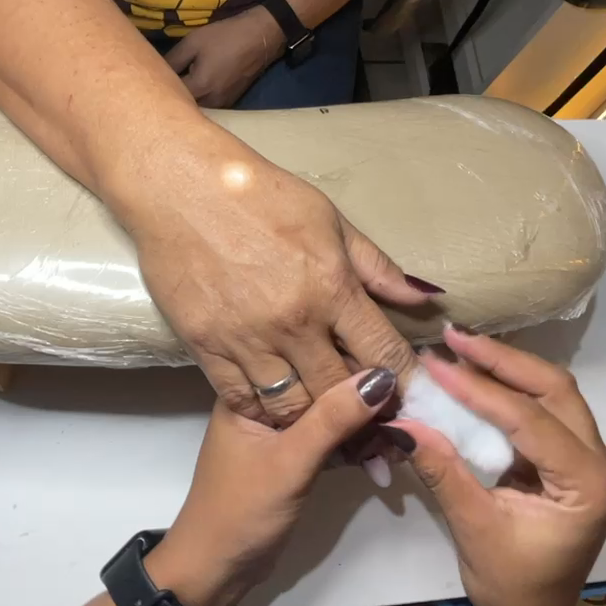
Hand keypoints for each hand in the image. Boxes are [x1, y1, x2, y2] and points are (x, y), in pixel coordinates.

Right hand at [122, 135, 434, 425]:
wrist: (181, 188)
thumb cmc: (260, 196)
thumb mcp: (331, 221)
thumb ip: (377, 267)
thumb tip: (423, 298)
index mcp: (332, 288)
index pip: (384, 353)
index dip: (404, 382)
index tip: (408, 393)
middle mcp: (294, 323)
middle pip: (341, 392)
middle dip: (362, 408)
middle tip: (368, 411)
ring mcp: (247, 339)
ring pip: (292, 407)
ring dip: (312, 416)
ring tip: (322, 412)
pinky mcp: (206, 347)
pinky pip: (242, 399)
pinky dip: (263, 410)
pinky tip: (275, 404)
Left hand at [147, 368, 399, 605]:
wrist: (214, 571)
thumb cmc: (241, 512)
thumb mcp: (290, 463)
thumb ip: (333, 420)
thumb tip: (382, 375)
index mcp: (250, 390)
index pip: (310, 360)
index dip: (356, 370)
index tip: (399, 384)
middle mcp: (264, 402)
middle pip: (326, 388)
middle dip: (367, 405)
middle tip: (406, 423)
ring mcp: (278, 430)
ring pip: (332, 416)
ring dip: (366, 432)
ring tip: (397, 449)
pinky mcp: (291, 456)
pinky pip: (330, 441)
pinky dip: (355, 451)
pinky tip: (382, 463)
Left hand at [163, 6, 283, 108]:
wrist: (260, 37)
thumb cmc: (225, 37)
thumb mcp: (193, 42)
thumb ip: (172, 60)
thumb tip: (156, 71)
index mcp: (200, 88)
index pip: (171, 95)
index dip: (158, 88)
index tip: (149, 79)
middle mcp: (211, 103)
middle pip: (183, 106)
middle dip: (171, 97)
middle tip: (158, 85)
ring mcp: (223, 105)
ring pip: (196, 108)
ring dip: (185, 100)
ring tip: (175, 87)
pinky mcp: (230, 103)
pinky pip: (208, 105)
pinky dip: (198, 100)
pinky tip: (193, 88)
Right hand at [394, 326, 605, 605]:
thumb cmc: (511, 586)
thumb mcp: (473, 527)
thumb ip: (443, 470)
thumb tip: (400, 422)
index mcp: (588, 485)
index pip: (530, 420)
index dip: (481, 389)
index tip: (436, 363)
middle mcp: (599, 463)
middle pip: (555, 390)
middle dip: (503, 360)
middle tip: (454, 337)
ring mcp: (586, 458)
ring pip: (553, 393)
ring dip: (508, 367)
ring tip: (461, 347)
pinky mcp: (566, 458)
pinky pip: (541, 409)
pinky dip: (509, 388)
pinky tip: (475, 374)